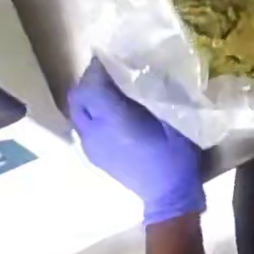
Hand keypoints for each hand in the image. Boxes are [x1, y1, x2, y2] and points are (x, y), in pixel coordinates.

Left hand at [68, 60, 204, 224]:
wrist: (168, 196)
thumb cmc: (176, 156)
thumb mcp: (176, 120)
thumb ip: (159, 95)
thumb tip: (151, 71)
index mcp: (115, 122)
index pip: (91, 88)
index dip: (97, 69)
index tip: (111, 58)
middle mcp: (96, 133)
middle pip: (78, 98)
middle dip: (90, 81)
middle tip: (111, 72)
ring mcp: (91, 146)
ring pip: (77, 112)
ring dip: (89, 97)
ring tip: (111, 90)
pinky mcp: (94, 155)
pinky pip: (84, 126)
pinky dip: (92, 112)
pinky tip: (112, 113)